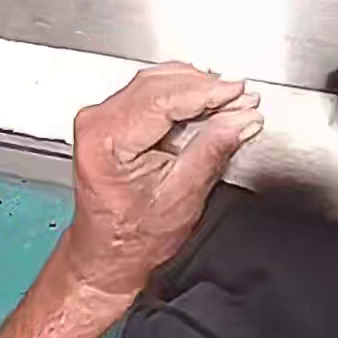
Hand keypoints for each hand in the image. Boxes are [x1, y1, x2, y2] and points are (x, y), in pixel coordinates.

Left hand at [58, 63, 263, 300]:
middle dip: (205, 87)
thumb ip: (212, 150)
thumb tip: (240, 119)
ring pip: (156, 80)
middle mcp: (96, 120)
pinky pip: (150, 89)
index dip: (205, 91)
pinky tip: (203, 98)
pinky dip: (180, 90)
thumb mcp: (181, 197)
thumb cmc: (132, 239)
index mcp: (105, 138)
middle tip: (241, 96)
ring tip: (228, 97)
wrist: (107, 256)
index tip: (236, 91)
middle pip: (159, 84)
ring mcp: (101, 114)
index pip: (163, 98)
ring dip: (195, 85)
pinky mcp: (111, 114)